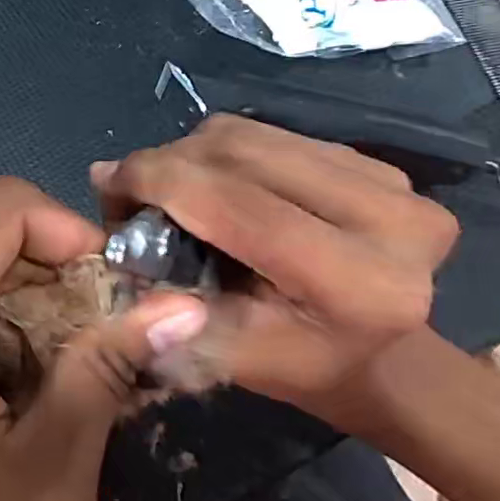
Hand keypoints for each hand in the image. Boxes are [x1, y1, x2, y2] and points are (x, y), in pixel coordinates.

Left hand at [0, 179, 206, 500]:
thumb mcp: (51, 471)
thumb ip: (109, 366)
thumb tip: (183, 301)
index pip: (3, 208)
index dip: (72, 235)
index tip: (113, 293)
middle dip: (56, 272)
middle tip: (98, 341)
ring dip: (31, 295)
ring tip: (59, 368)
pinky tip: (14, 372)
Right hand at [91, 115, 458, 422]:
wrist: (374, 354)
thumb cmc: (299, 366)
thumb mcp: (227, 355)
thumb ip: (166, 285)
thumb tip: (104, 186)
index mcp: (364, 285)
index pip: (245, 210)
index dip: (165, 182)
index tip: (107, 180)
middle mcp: (395, 220)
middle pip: (247, 157)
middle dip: (168, 163)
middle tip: (125, 188)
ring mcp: (392, 181)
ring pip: (255, 135)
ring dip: (190, 152)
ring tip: (163, 184)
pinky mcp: (375, 161)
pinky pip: (272, 133)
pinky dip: (223, 150)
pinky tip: (208, 179)